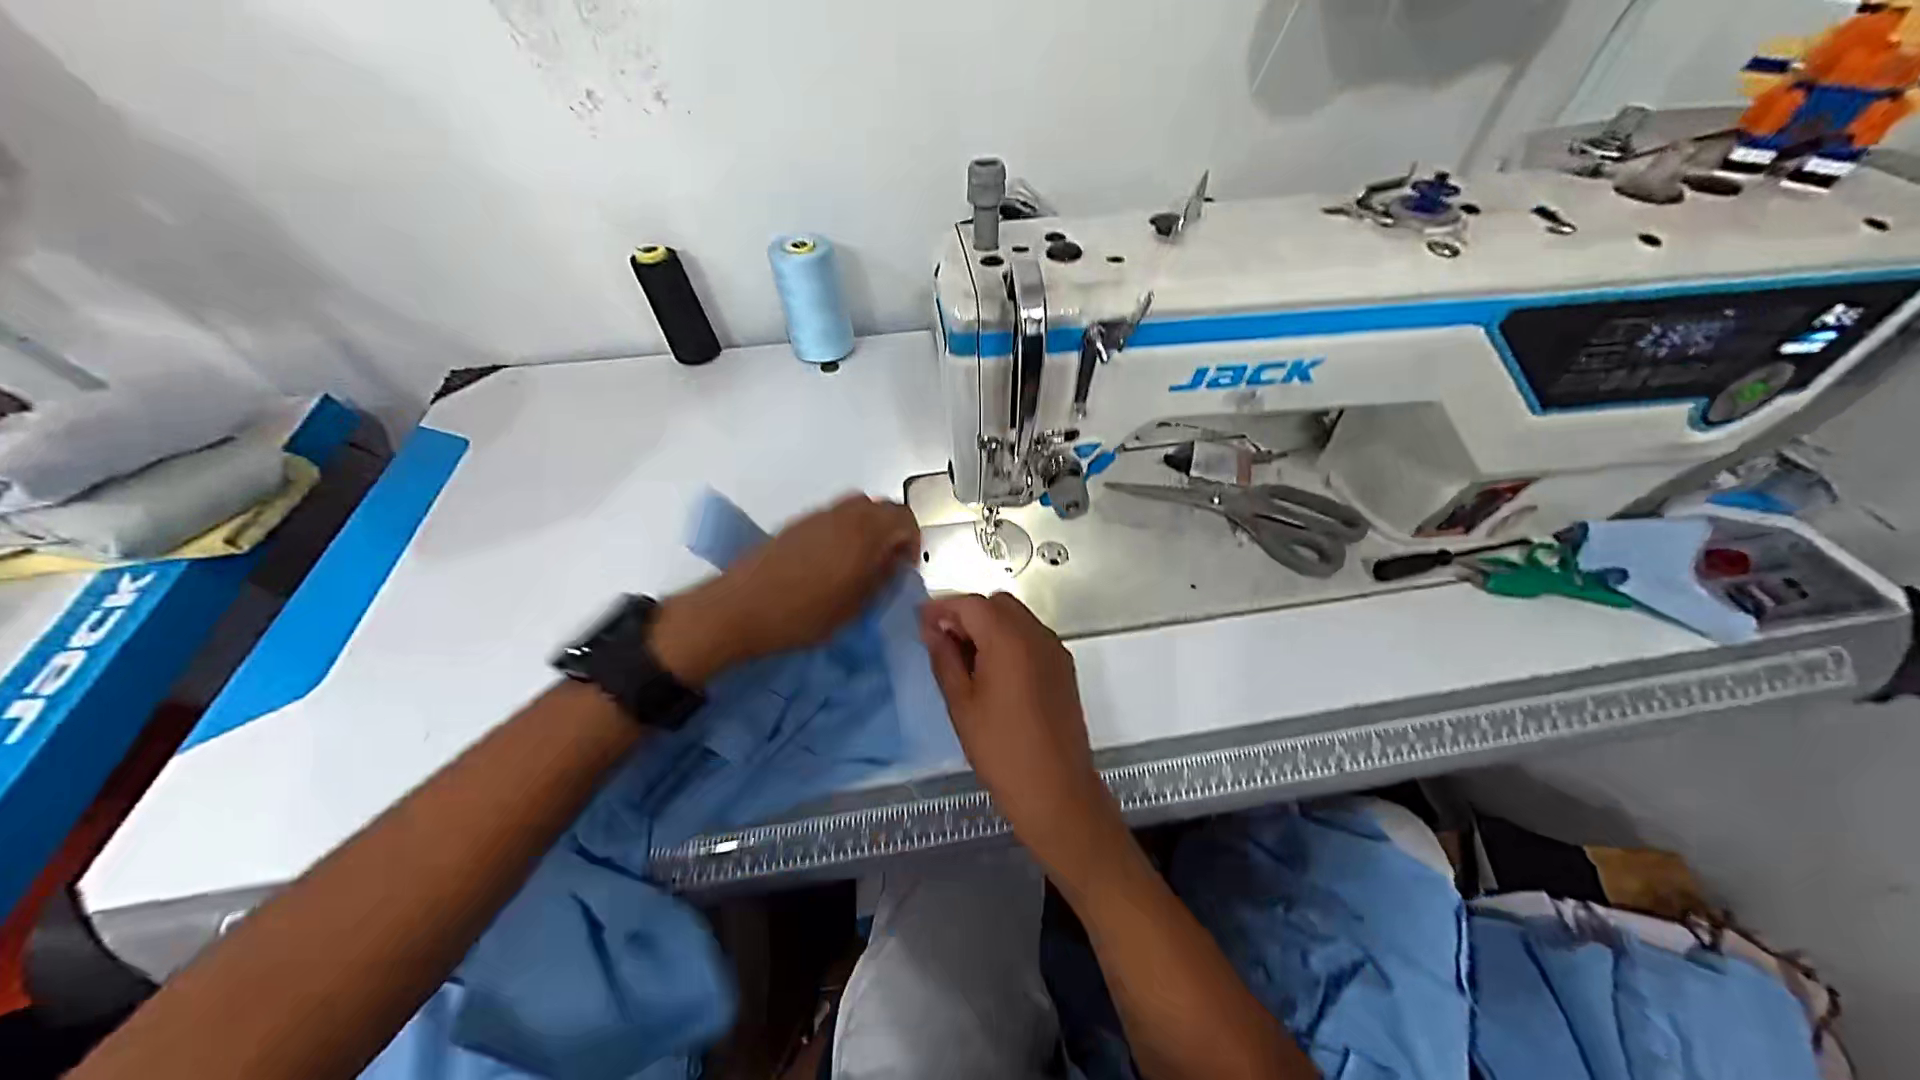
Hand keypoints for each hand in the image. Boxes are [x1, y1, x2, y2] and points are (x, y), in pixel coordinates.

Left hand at [652, 494, 918, 684]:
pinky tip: (831, 564)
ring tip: (860, 565)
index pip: (905, 518)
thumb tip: (895, 563)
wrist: (739, 609)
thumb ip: (883, 579)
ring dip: (867, 530)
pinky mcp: (796, 524)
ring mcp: (817, 516)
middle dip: (891, 532)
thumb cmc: (803, 614)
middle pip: (882, 508)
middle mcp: (843, 514)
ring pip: (856, 510)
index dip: (912, 542)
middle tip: (886, 565)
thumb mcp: (855, 607)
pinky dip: (844, 532)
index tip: (904, 569)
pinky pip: (833, 518)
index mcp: (864, 532)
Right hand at [919, 593, 1125, 881]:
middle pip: (996, 604)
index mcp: (1009, 640)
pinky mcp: (1063, 667)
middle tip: (942, 641)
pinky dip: (1009, 639)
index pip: (971, 604)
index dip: (942, 608)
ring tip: (965, 658)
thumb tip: (933, 630)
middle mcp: (1037, 635)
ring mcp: (1055, 650)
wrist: (1056, 790)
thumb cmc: (1000, 750)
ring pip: (1016, 618)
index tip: (921, 622)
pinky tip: (992, 670)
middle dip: (967, 614)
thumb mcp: (961, 703)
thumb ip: (944, 658)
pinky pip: (1031, 637)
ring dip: (989, 625)